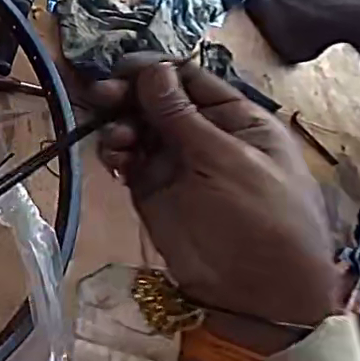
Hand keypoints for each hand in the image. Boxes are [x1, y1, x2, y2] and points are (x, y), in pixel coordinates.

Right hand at [89, 56, 341, 330]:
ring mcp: (173, 158)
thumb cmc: (258, 219)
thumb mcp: (225, 161)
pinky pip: (123, 153)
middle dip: (126, 94)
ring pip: (133, 122)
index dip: (155, 70)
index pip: (189, 79)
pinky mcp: (148, 181)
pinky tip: (115, 160)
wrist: (251, 291)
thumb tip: (152, 69)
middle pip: (153, 97)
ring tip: (115, 141)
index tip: (121, 69)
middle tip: (101, 96)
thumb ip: (181, 114)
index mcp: (236, 120)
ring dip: (117, 123)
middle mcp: (202, 133)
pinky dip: (113, 150)